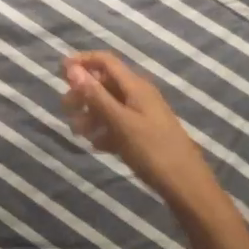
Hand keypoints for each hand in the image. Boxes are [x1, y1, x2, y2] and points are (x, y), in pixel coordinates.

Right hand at [62, 51, 211, 196]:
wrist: (188, 188)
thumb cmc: (153, 151)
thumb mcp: (120, 122)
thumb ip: (96, 95)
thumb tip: (71, 68)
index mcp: (135, 86)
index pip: (105, 61)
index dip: (83, 61)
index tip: (60, 71)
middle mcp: (139, 95)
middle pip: (105, 83)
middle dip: (83, 92)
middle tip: (65, 108)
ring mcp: (143, 115)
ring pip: (110, 105)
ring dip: (91, 113)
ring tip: (78, 132)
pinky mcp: (145, 134)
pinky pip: (119, 123)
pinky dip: (104, 129)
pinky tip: (96, 144)